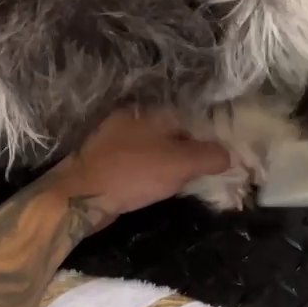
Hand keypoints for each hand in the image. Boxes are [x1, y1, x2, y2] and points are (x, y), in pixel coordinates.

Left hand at [47, 107, 232, 223]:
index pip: (191, 118)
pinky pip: (137, 160)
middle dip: (187, 152)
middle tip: (200, 174)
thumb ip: (209, 156)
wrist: (80, 196)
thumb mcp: (181, 164)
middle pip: (172, 132)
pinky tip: (151, 185)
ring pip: (154, 147)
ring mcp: (114, 136)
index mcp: (153, 110)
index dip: (207, 139)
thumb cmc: (134, 174)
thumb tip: (227, 155)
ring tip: (178, 182)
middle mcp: (133, 116)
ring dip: (167, 163)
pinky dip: (148, 171)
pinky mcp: (103, 157)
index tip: (216, 161)